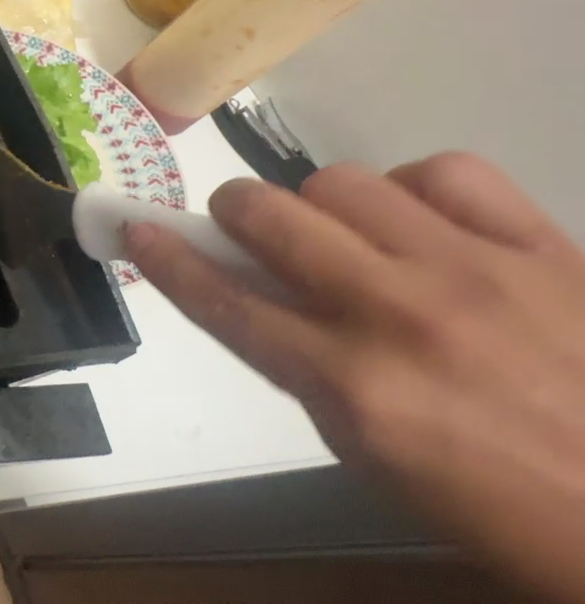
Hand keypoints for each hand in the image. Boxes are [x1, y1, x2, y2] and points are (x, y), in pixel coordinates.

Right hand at [127, 155, 584, 602]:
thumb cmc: (502, 504)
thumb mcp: (372, 453)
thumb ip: (299, 364)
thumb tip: (248, 293)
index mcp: (352, 386)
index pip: (220, 298)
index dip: (162, 257)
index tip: (134, 229)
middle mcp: (399, 317)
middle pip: (266, 215)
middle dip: (237, 216)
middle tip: (253, 235)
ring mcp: (478, 274)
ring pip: (341, 181)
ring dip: (324, 207)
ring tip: (353, 236)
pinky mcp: (551, 249)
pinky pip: (449, 172)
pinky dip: (421, 191)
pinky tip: (429, 225)